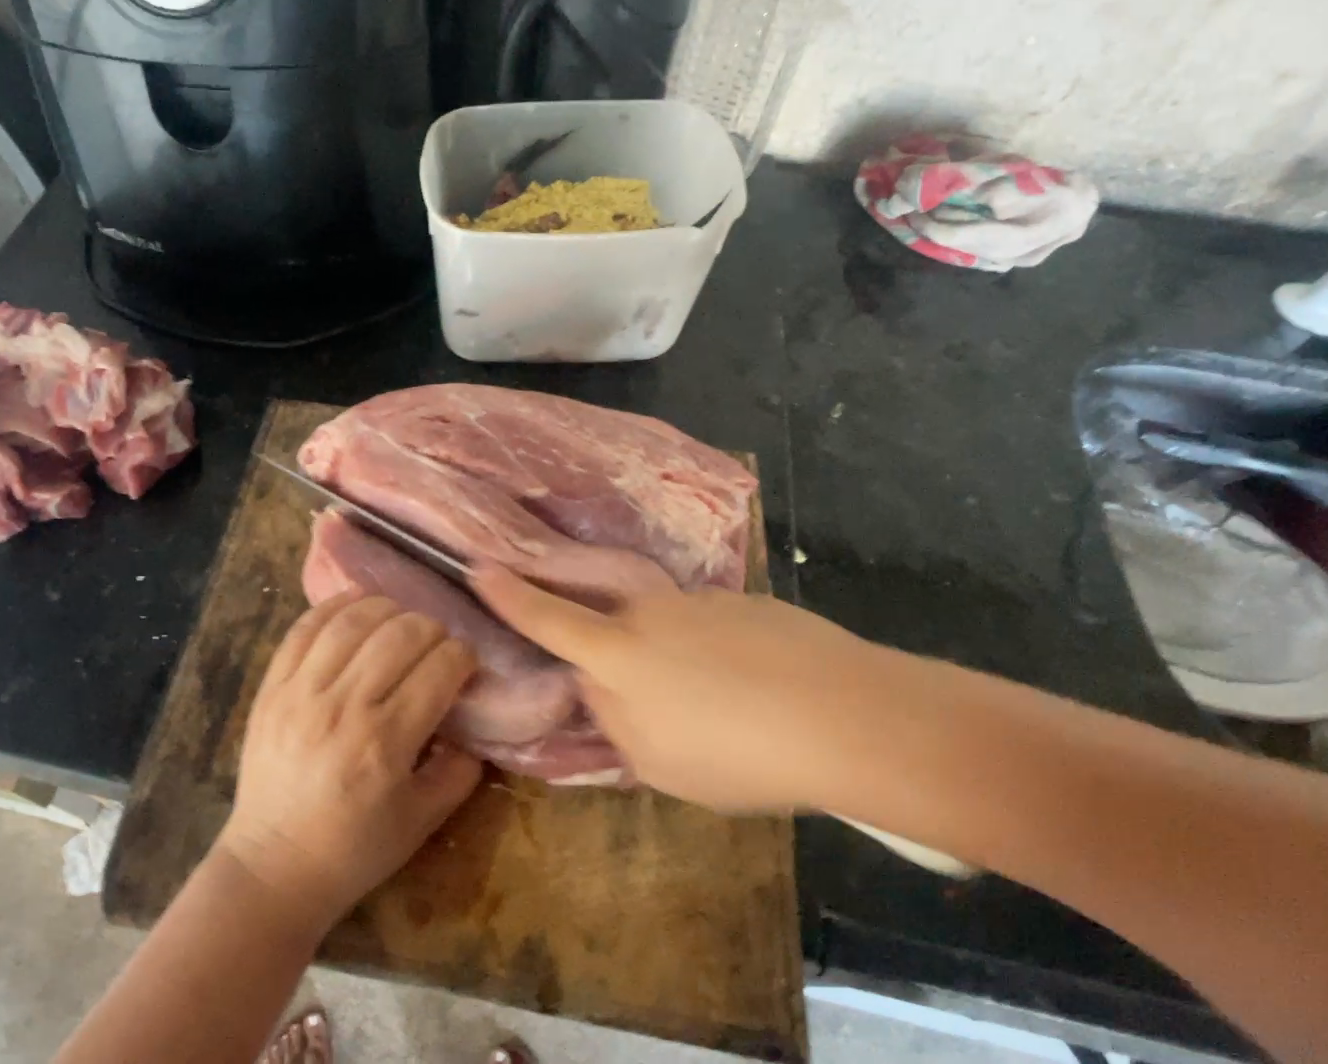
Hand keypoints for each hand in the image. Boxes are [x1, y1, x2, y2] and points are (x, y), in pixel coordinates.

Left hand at [216, 595, 483, 927]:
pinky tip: (356, 606)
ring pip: (352, 621)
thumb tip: (473, 725)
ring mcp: (300, 692)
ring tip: (401, 620)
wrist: (276, 864)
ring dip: (387, 610)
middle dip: (432, 629)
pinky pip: (303, 629)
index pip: (439, 669)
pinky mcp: (270, 687)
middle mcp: (343, 707)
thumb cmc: (355, 849)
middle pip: (400, 634)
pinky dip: (333, 607)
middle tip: (438, 643)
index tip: (467, 663)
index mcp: (386, 742)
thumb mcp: (423, 820)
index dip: (463, 656)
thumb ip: (459, 770)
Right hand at [471, 556, 904, 811]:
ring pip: (665, 627)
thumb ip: (615, 721)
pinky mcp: (750, 605)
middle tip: (634, 681)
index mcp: (617, 654)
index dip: (509, 596)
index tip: (477, 566)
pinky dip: (717, 656)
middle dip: (604, 638)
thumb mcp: (656, 762)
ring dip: (672, 658)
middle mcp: (652, 614)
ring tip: (717, 708)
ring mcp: (704, 603)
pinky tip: (752, 691)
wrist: (850, 717)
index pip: (548, 620)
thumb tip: (602, 690)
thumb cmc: (737, 753)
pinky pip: (711, 629)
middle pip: (609, 618)